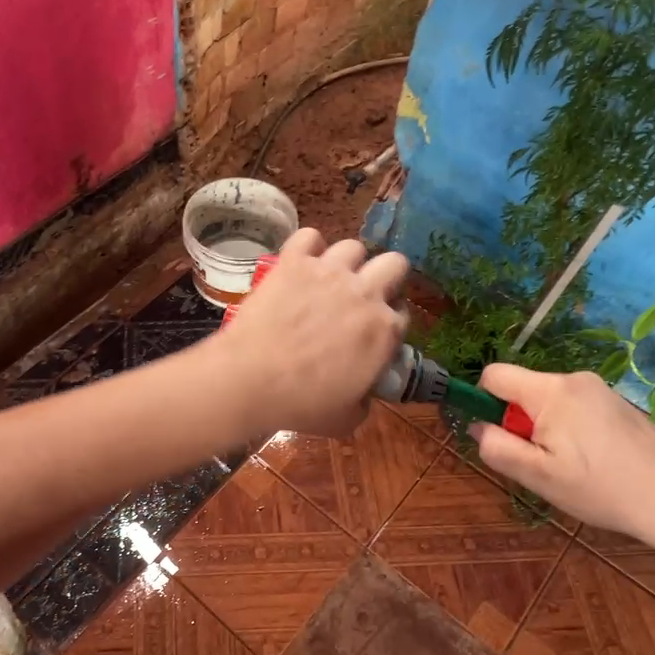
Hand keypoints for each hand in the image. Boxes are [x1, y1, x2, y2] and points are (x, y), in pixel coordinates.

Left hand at [204, 229, 408, 437]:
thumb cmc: (301, 404)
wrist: (251, 379)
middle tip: (364, 294)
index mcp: (384, 331)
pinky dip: (308, 246)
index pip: (403, 314)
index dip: (390, 320)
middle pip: (395, 263)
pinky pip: (309, 236)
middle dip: (385, 276)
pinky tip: (301, 261)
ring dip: (346, 262)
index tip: (375, 329)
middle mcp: (364, 293)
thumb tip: (364, 395)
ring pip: (353, 246)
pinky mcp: (293, 261)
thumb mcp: (346, 418)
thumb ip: (364, 401)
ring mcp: (328, 272)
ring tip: (330, 278)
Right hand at [468, 365, 654, 548]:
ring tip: (570, 468)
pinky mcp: (619, 404)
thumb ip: (497, 447)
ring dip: (546, 428)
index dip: (483, 401)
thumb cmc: (601, 489)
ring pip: (550, 401)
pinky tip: (594, 464)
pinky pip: (577, 408)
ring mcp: (601, 390)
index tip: (498, 435)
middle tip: (539, 462)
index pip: (494, 375)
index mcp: (550, 391)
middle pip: (524, 389)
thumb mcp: (538, 476)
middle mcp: (575, 379)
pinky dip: (572, 430)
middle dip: (520, 421)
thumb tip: (476, 427)